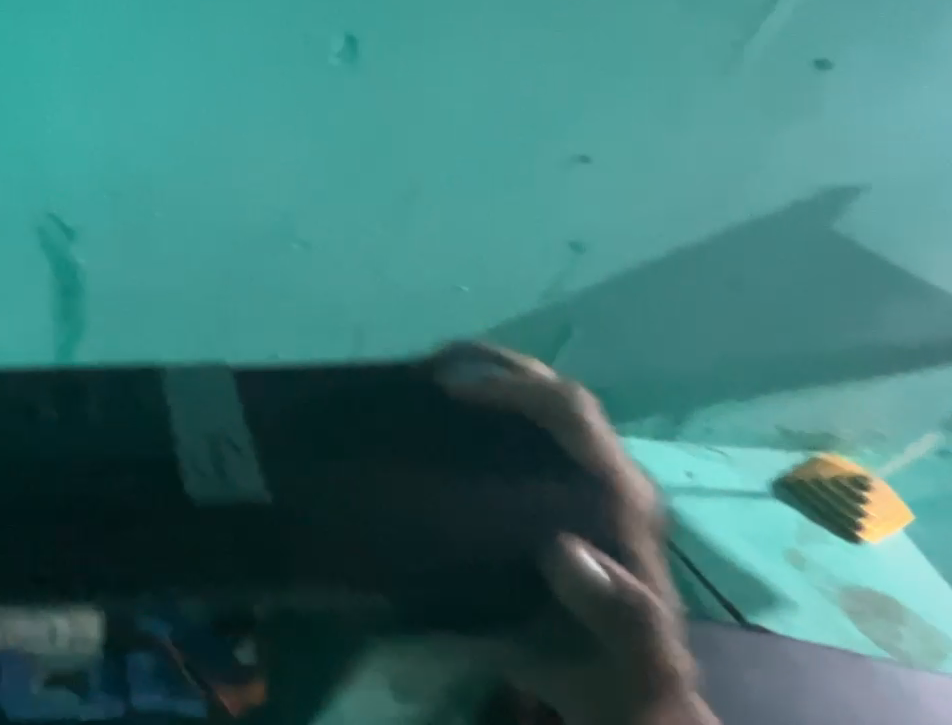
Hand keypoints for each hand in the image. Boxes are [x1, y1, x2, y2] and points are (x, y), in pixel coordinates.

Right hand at [441, 344, 717, 724]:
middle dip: (492, 366)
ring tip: (423, 373)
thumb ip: (619, 614)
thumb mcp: (629, 658)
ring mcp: (580, 476)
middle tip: (425, 366)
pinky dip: (481, 401)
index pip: (571, 413)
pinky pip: (522, 424)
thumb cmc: (616, 670)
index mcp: (620, 496)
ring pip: (539, 399)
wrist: (618, 686)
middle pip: (553, 392)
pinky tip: (437, 407)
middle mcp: (605, 473)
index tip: (447, 388)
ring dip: (484, 375)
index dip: (512, 388)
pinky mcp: (557, 487)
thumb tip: (567, 551)